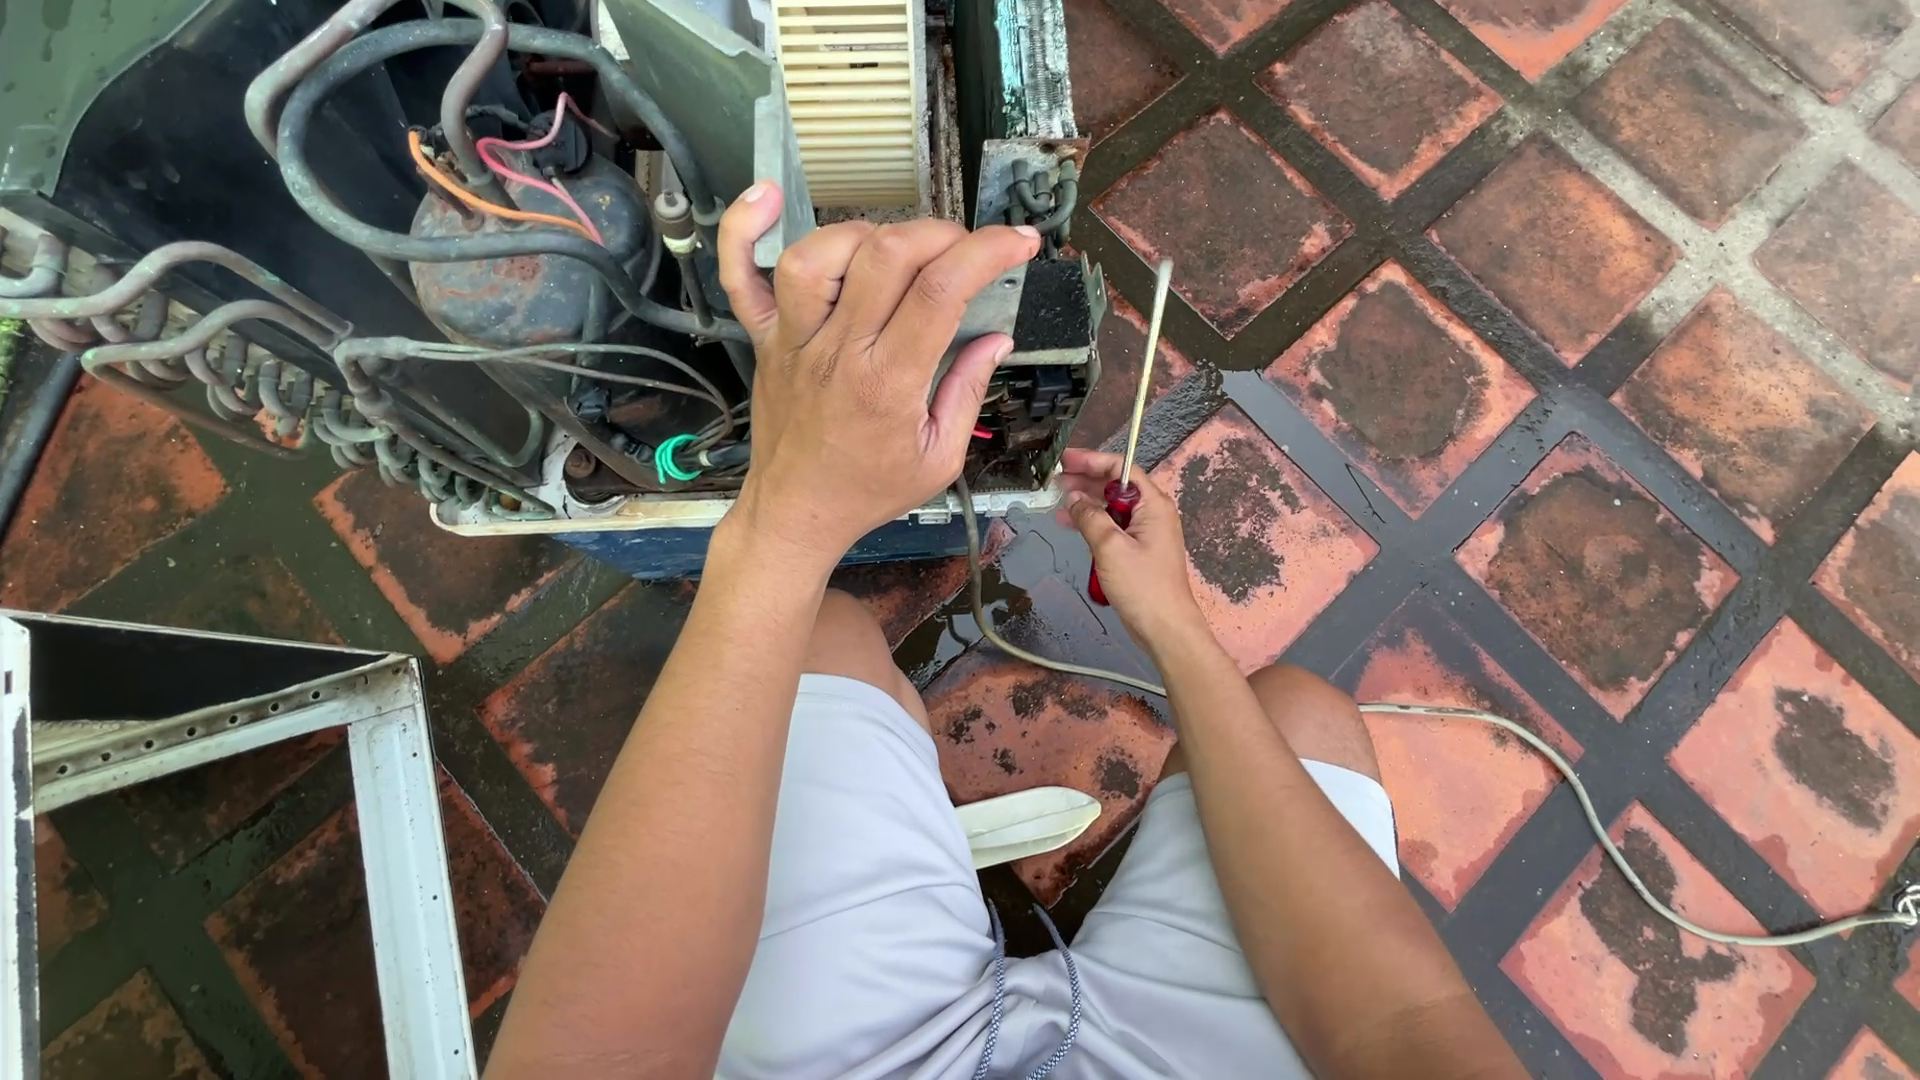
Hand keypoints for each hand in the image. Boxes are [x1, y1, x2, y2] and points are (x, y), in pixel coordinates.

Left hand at [716, 181, 1040, 567]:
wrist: (799, 512)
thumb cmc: (871, 490)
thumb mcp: (940, 458)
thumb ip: (968, 391)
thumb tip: (998, 338)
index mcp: (888, 384)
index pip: (941, 292)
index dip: (987, 253)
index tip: (1018, 243)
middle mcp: (837, 351)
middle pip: (886, 256)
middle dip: (940, 234)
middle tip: (963, 251)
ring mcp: (793, 341)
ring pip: (818, 255)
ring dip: (867, 232)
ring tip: (897, 250)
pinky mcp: (764, 340)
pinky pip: (740, 276)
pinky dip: (746, 230)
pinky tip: (769, 195)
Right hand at [1054, 448, 1206, 649]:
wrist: (1165, 627)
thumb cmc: (1143, 587)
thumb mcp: (1110, 547)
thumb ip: (1090, 517)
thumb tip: (1073, 498)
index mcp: (1153, 505)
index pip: (1122, 468)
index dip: (1092, 461)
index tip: (1065, 460)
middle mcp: (1152, 513)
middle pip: (1116, 485)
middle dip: (1085, 481)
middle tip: (1056, 480)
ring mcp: (1146, 533)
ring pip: (1112, 507)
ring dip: (1086, 502)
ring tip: (1058, 501)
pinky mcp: (1138, 550)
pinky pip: (1113, 526)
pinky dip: (1093, 522)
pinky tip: (1072, 524)